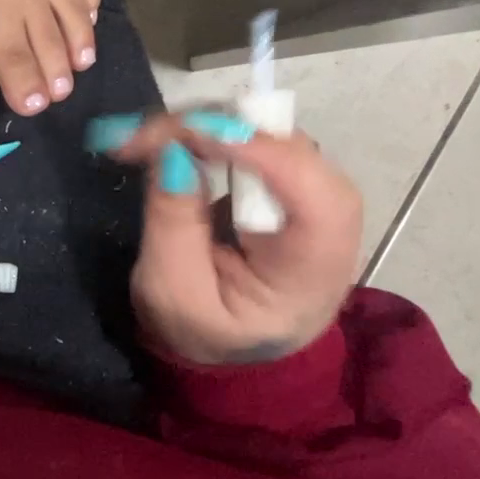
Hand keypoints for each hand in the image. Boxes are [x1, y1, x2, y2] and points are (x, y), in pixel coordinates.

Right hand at [103, 112, 362, 364]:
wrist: (227, 352)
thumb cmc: (199, 330)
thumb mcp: (170, 290)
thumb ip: (172, 225)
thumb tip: (169, 154)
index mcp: (311, 271)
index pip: (317, 199)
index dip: (263, 154)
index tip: (191, 134)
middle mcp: (331, 229)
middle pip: (297, 156)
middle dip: (222, 129)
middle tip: (148, 133)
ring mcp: (312, 205)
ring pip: (276, 141)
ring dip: (211, 126)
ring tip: (147, 138)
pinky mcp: (287, 191)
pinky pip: (257, 146)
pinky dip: (210, 134)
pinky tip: (169, 141)